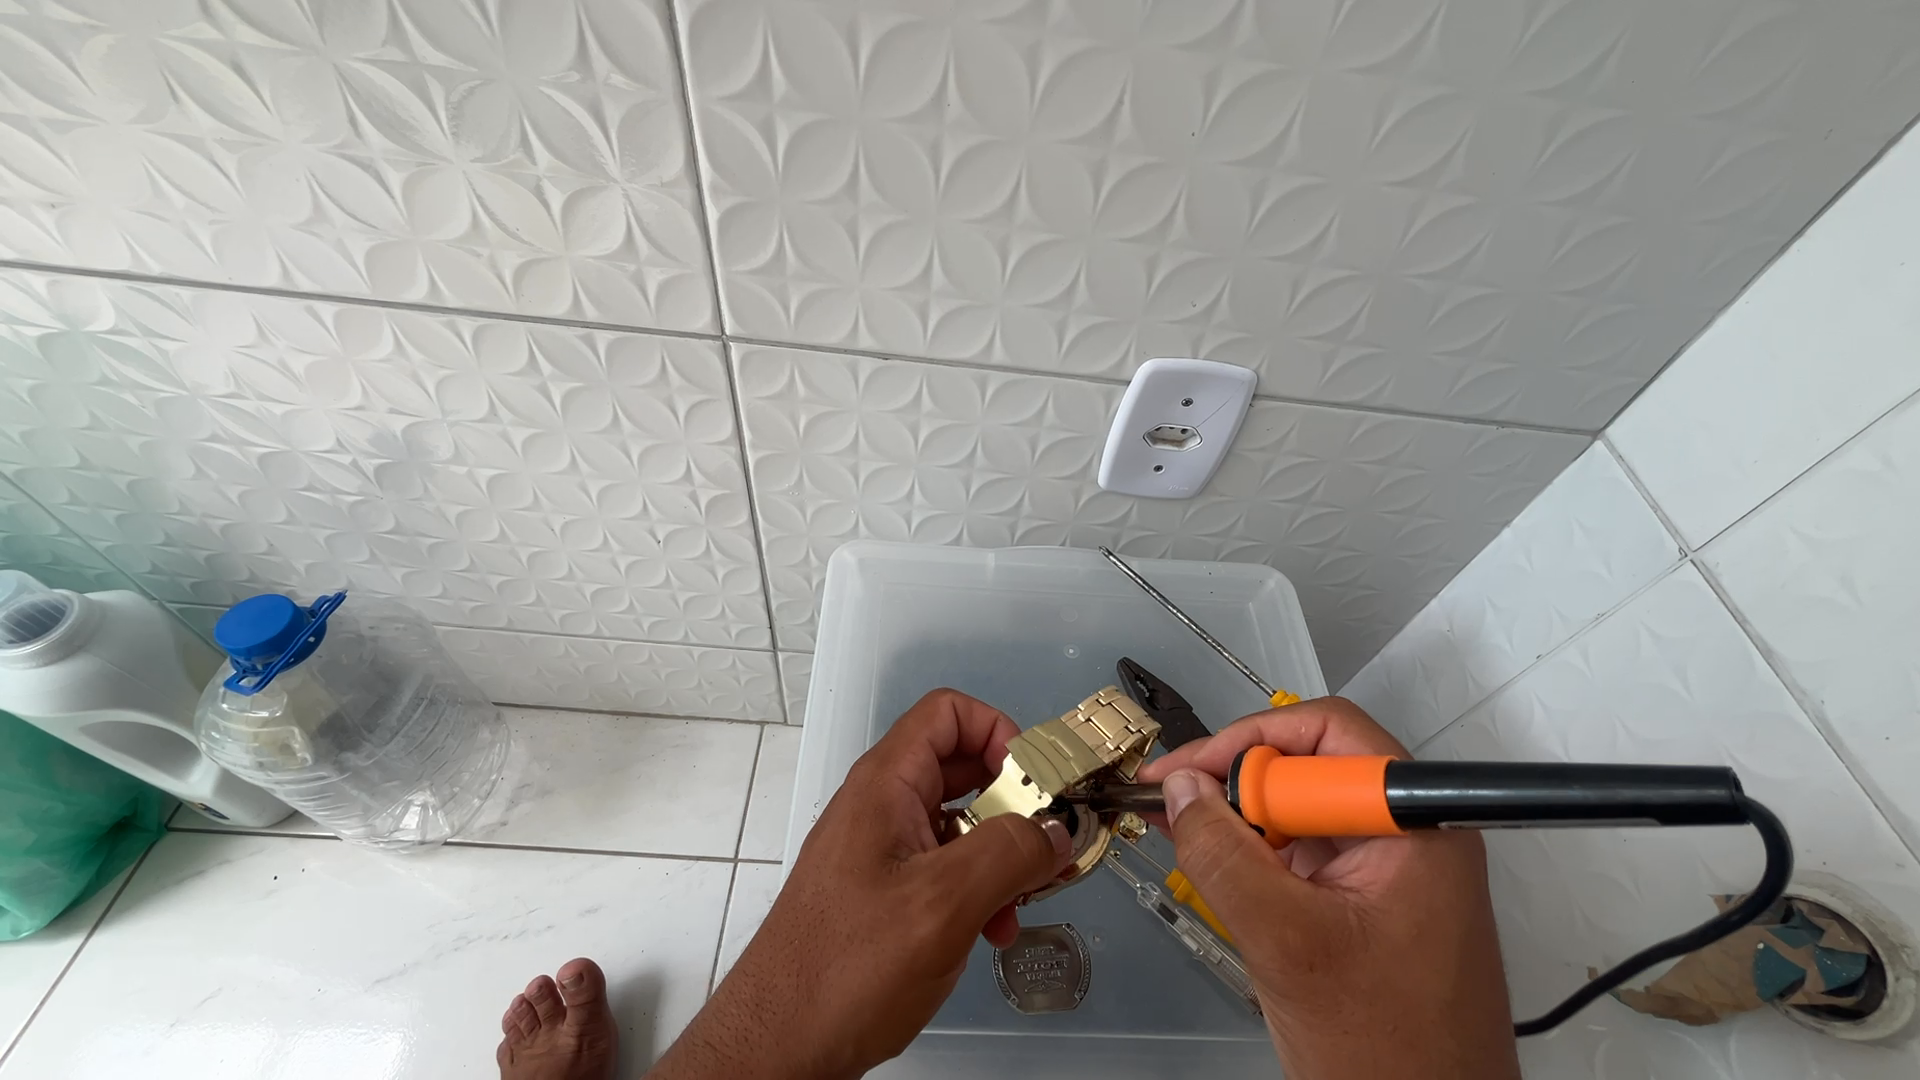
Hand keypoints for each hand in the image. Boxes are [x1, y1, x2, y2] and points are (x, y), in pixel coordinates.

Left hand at [649, 689, 1072, 1079]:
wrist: (777, 1044)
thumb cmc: (849, 967)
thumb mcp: (942, 904)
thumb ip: (1008, 855)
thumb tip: (1057, 830)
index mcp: (886, 783)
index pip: (947, 713)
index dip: (998, 730)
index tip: (1036, 780)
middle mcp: (882, 804)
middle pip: (960, 766)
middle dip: (1012, 798)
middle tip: (1048, 838)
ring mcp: (881, 847)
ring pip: (958, 820)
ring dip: (1000, 852)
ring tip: (1024, 898)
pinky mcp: (883, 888)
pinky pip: (943, 864)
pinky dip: (977, 886)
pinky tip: (992, 928)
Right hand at [1136, 697, 1519, 1079]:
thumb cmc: (1378, 1043)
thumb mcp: (1285, 941)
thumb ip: (1223, 856)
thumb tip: (1177, 785)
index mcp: (1414, 823)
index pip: (1328, 732)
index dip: (1250, 739)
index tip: (1188, 772)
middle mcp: (1405, 830)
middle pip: (1308, 764)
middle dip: (1234, 779)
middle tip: (1171, 800)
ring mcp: (1386, 865)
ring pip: (1297, 806)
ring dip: (1235, 814)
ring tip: (1179, 827)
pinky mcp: (1364, 895)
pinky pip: (1300, 848)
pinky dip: (1250, 849)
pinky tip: (1209, 858)